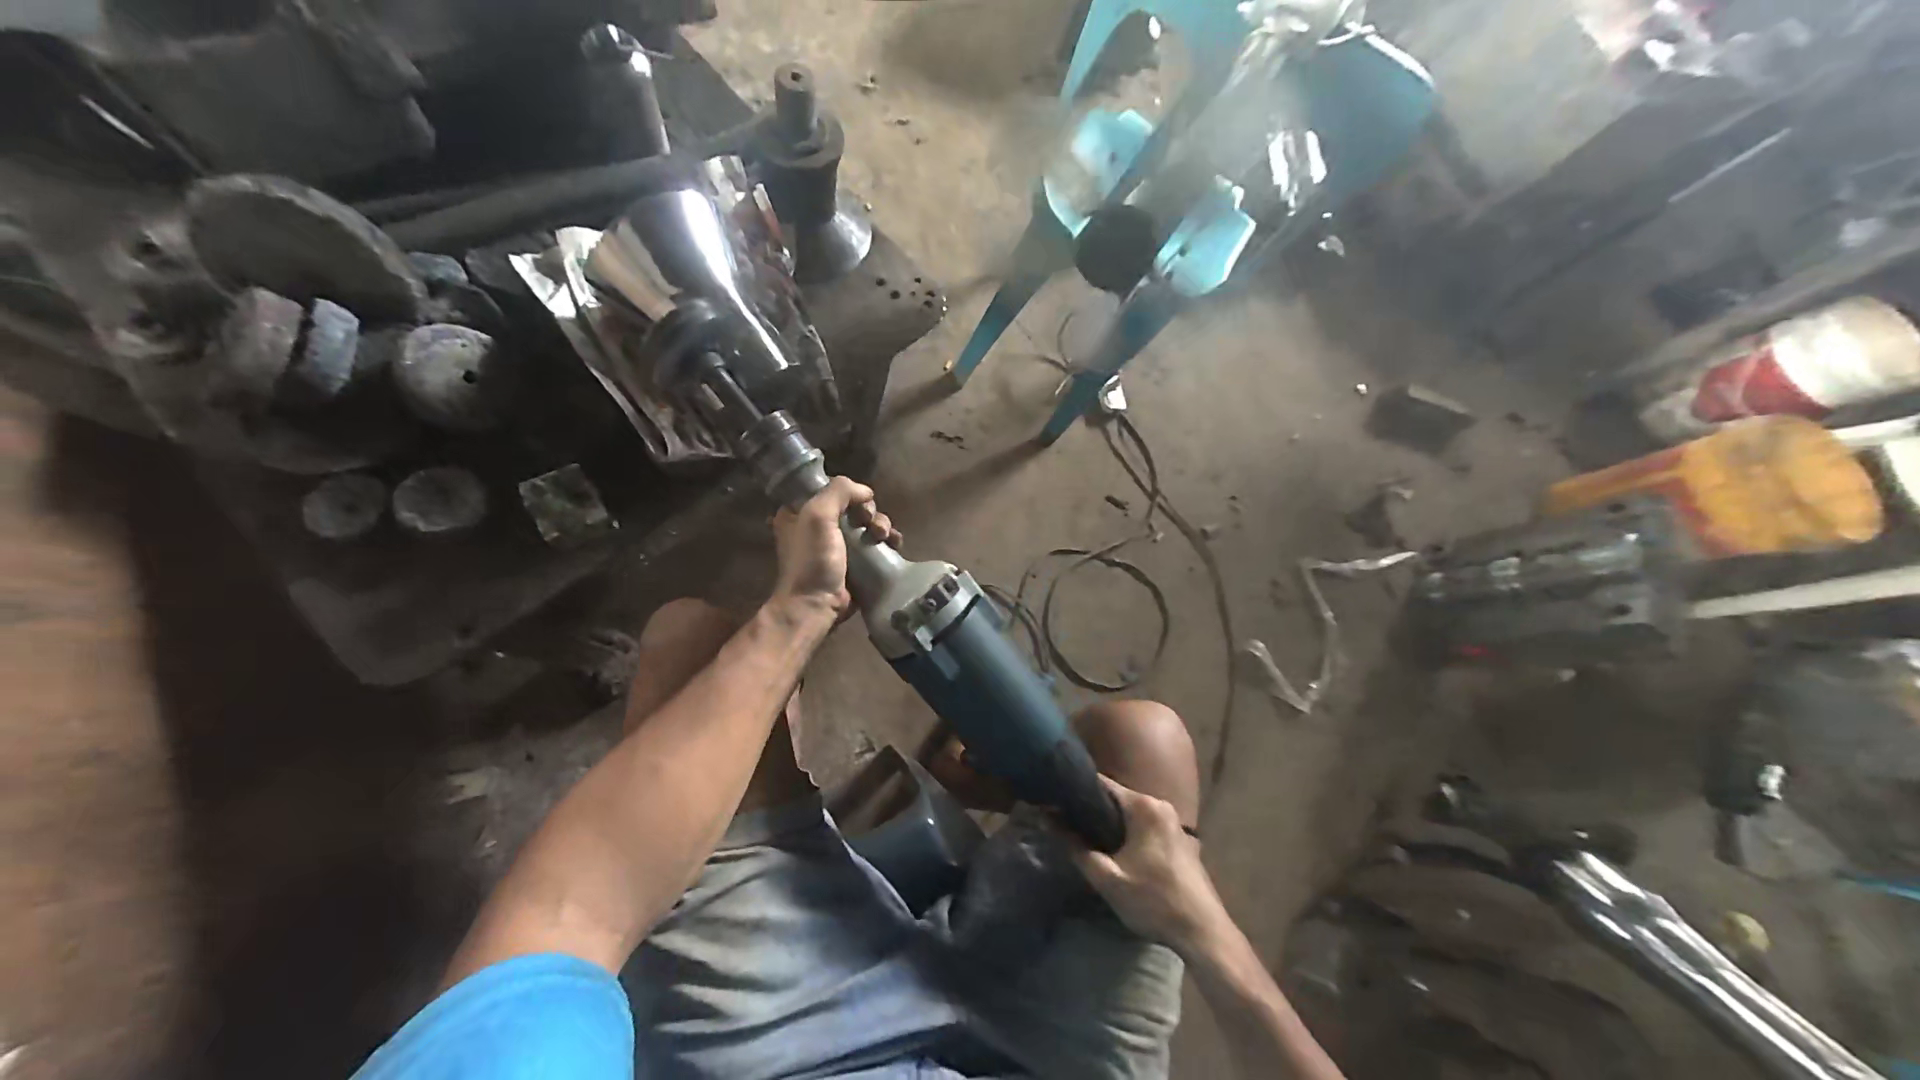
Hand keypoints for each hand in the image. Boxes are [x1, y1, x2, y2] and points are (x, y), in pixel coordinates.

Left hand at [770, 476, 898, 621]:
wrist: (816, 605)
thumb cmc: (812, 560)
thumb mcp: (817, 516)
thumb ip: (839, 492)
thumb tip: (866, 491)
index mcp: (800, 512)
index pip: (830, 490)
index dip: (849, 493)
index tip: (858, 504)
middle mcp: (818, 526)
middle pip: (853, 506)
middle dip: (869, 511)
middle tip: (871, 524)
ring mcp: (838, 546)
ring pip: (867, 523)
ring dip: (881, 525)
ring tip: (884, 536)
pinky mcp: (856, 563)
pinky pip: (875, 544)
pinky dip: (887, 540)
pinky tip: (895, 544)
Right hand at [1067, 776, 1230, 956]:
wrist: (1204, 934)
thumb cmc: (1154, 902)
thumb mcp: (1108, 878)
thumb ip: (1076, 848)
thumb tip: (1046, 820)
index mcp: (1143, 806)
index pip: (1100, 783)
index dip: (1075, 790)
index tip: (1054, 800)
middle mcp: (1160, 805)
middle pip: (1116, 798)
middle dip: (1091, 809)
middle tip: (1065, 823)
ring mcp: (1173, 822)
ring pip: (1130, 814)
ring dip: (1109, 824)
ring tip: (1084, 837)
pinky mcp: (1179, 840)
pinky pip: (1144, 825)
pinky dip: (1127, 833)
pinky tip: (1114, 851)